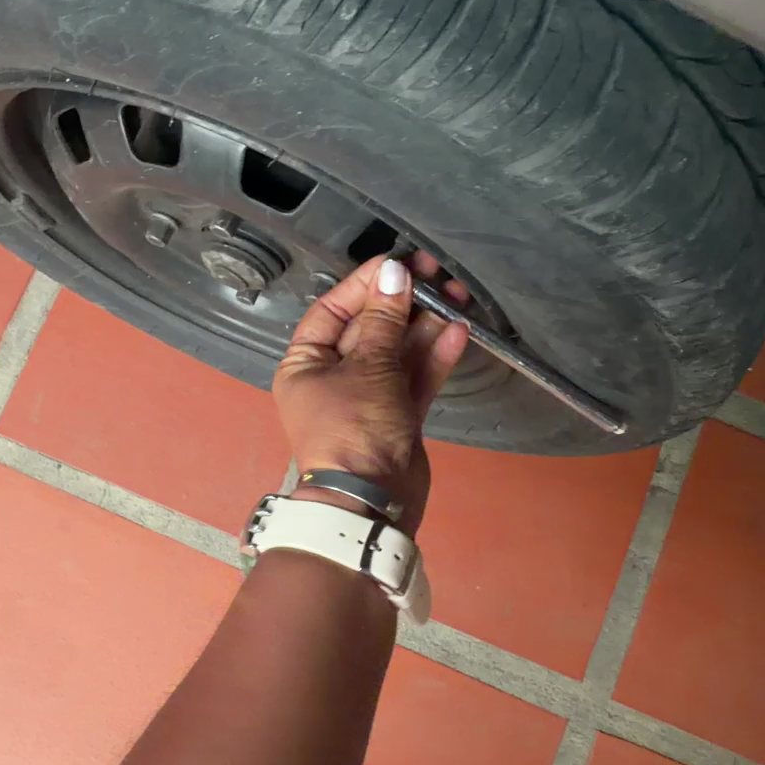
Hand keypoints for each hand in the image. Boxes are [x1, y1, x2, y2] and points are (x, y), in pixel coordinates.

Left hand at [272, 252, 470, 534]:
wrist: (372, 502)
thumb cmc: (354, 427)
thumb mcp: (368, 368)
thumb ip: (384, 320)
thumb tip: (393, 272)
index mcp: (306, 363)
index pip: (333, 309)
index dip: (365, 284)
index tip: (398, 262)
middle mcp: (333, 376)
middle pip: (369, 327)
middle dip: (402, 301)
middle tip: (436, 272)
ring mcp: (367, 396)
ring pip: (397, 351)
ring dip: (425, 324)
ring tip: (456, 294)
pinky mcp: (397, 414)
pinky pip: (414, 377)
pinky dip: (433, 356)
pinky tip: (458, 330)